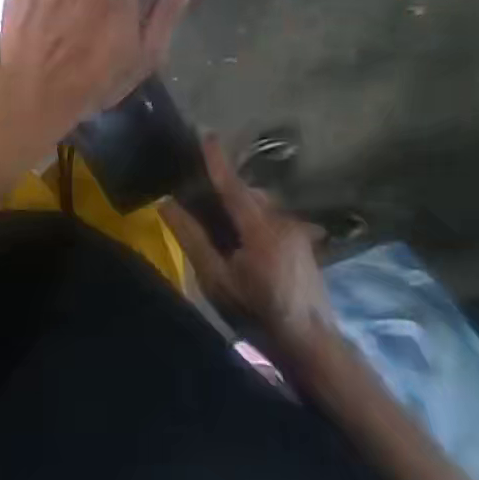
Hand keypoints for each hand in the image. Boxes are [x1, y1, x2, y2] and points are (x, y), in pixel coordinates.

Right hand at [164, 138, 335, 348]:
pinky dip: (254, 218)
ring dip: (241, 205)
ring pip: (261, 205)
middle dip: (225, 187)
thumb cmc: (258, 312)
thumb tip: (166, 203)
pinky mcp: (304, 243)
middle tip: (200, 192)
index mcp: (260, 228)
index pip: (232, 184)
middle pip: (247, 193)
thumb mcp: (216, 279)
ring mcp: (297, 231)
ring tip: (220, 220)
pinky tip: (244, 241)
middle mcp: (282, 221)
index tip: (206, 134)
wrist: (312, 345)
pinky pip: (272, 219)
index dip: (217, 159)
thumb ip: (191, 238)